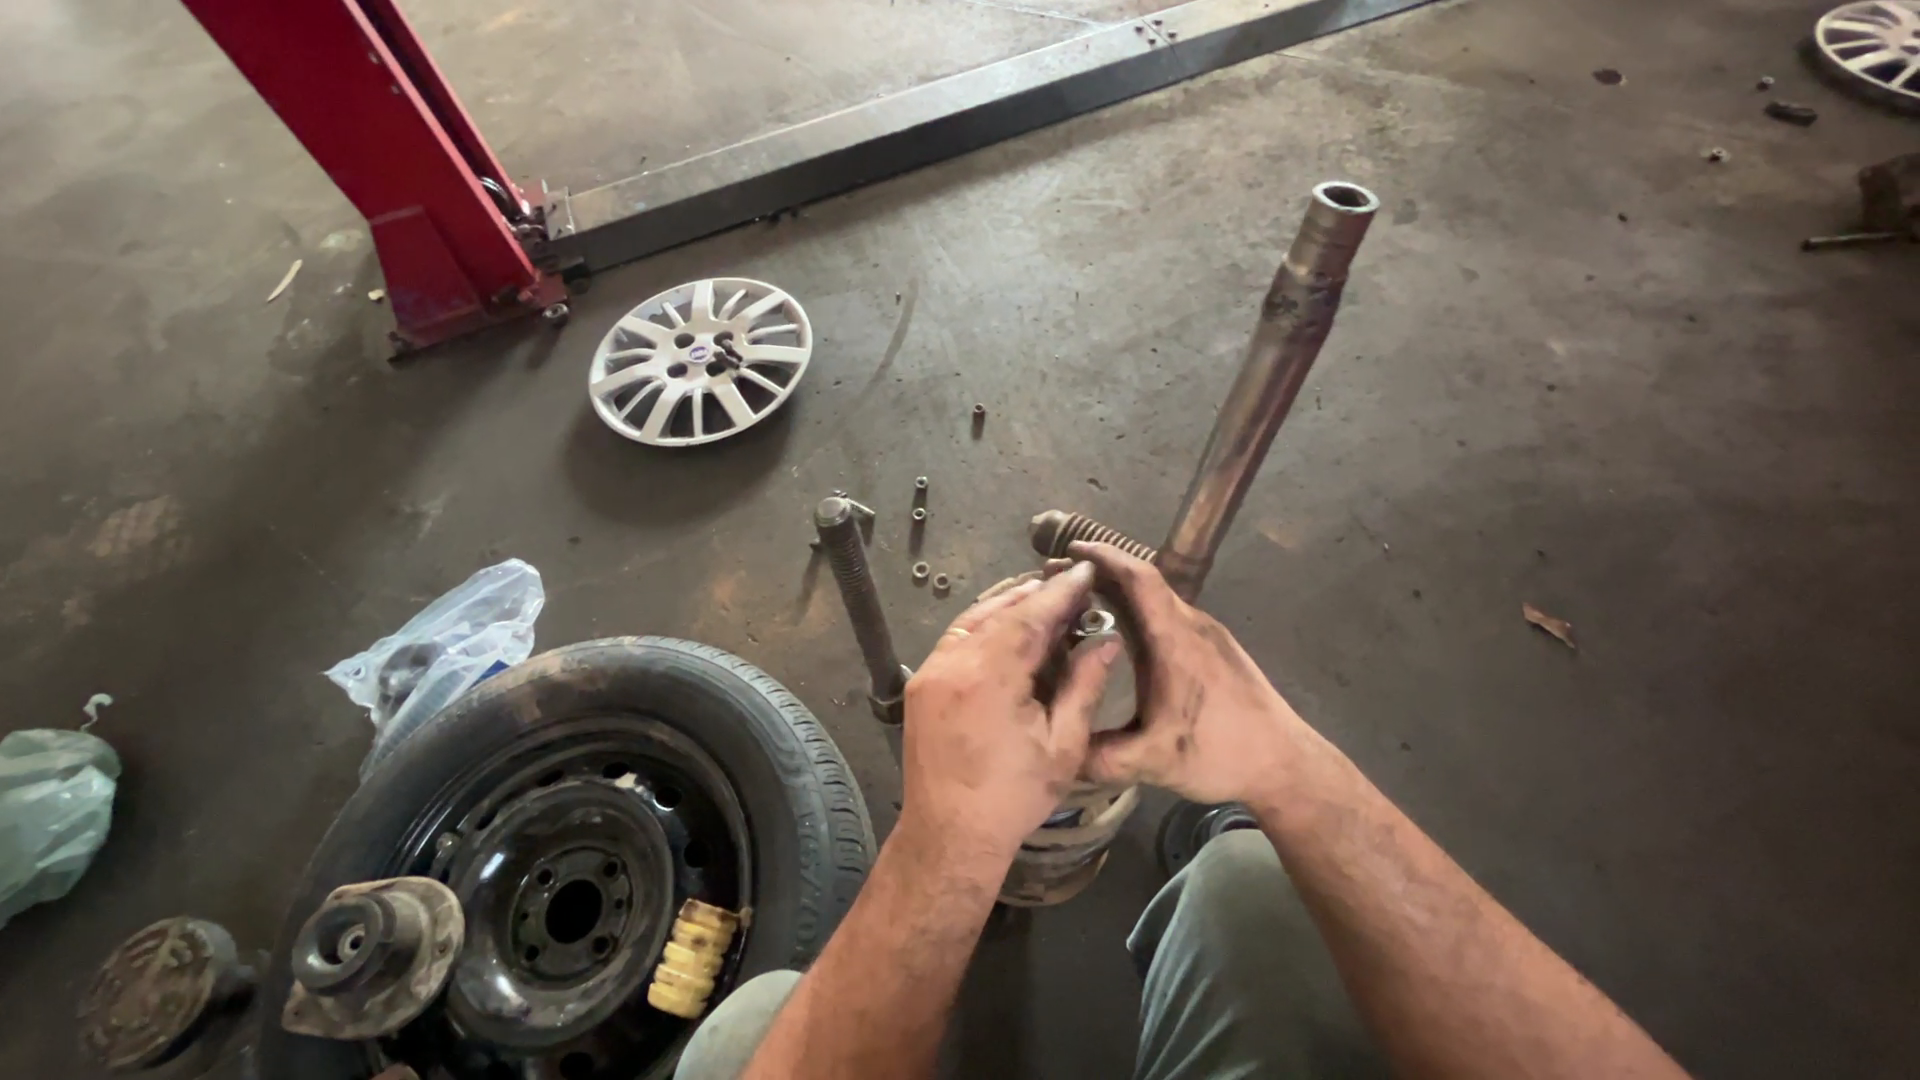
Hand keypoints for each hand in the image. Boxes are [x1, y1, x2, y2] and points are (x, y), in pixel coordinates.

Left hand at [898, 563, 1121, 866]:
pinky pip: (955, 638)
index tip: (1084, 573)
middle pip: (1000, 611)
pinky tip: (1006, 627)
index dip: (1060, 593)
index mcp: (990, 677)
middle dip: (1036, 595)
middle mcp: (953, 662)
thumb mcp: (1062, 745)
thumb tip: (1107, 641)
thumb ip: (1084, 685)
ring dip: (1008, 605)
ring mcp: (930, 670)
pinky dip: (983, 625)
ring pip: (973, 620)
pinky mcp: (921, 682)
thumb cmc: (1013, 796)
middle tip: (1069, 585)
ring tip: (1042, 598)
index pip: (1030, 617)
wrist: (949, 833)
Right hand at [1069, 541, 1305, 805]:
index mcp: (1176, 641)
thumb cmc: (1223, 754)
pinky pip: (1168, 615)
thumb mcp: (1153, 762)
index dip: (1104, 557)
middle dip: (1099, 573)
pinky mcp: (1215, 648)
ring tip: (1078, 605)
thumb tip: (1054, 750)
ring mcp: (1208, 635)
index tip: (1070, 550)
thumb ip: (1099, 756)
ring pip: (1156, 599)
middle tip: (1057, 581)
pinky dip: (1136, 611)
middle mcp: (1193, 626)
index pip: (1140, 578)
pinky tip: (1117, 635)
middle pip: (1143, 581)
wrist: (1287, 765)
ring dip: (1117, 593)